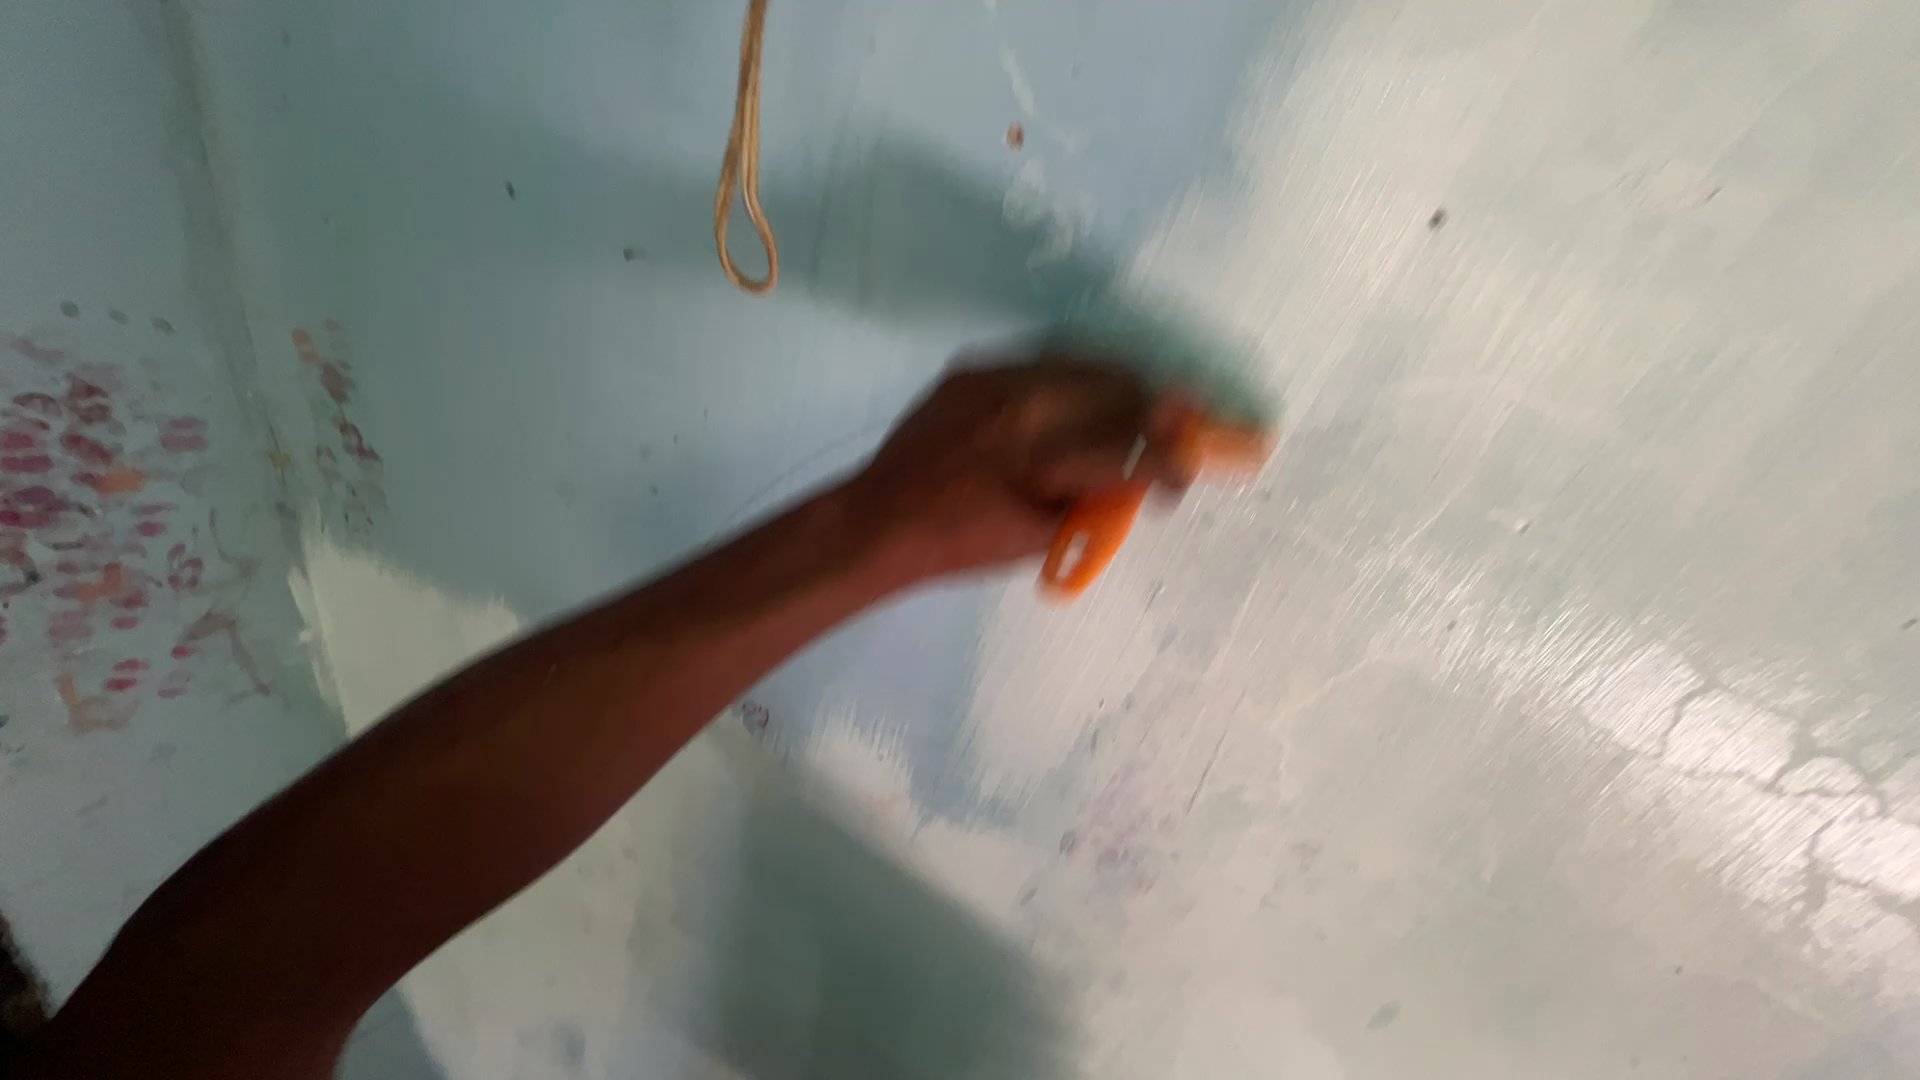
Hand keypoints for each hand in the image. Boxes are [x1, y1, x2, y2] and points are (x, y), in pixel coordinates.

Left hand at [847, 355, 1197, 580]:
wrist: (881, 516)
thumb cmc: (959, 545)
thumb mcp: (1035, 540)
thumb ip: (1091, 504)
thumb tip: (1135, 477)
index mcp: (1042, 461)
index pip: (1133, 449)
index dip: (1173, 459)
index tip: (1193, 469)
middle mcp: (1026, 407)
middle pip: (1120, 391)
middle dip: (1161, 411)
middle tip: (1179, 430)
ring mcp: (997, 380)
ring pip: (1087, 366)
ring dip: (1123, 387)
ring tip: (1139, 408)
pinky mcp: (974, 368)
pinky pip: (1044, 362)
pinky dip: (1075, 380)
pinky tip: (1081, 398)